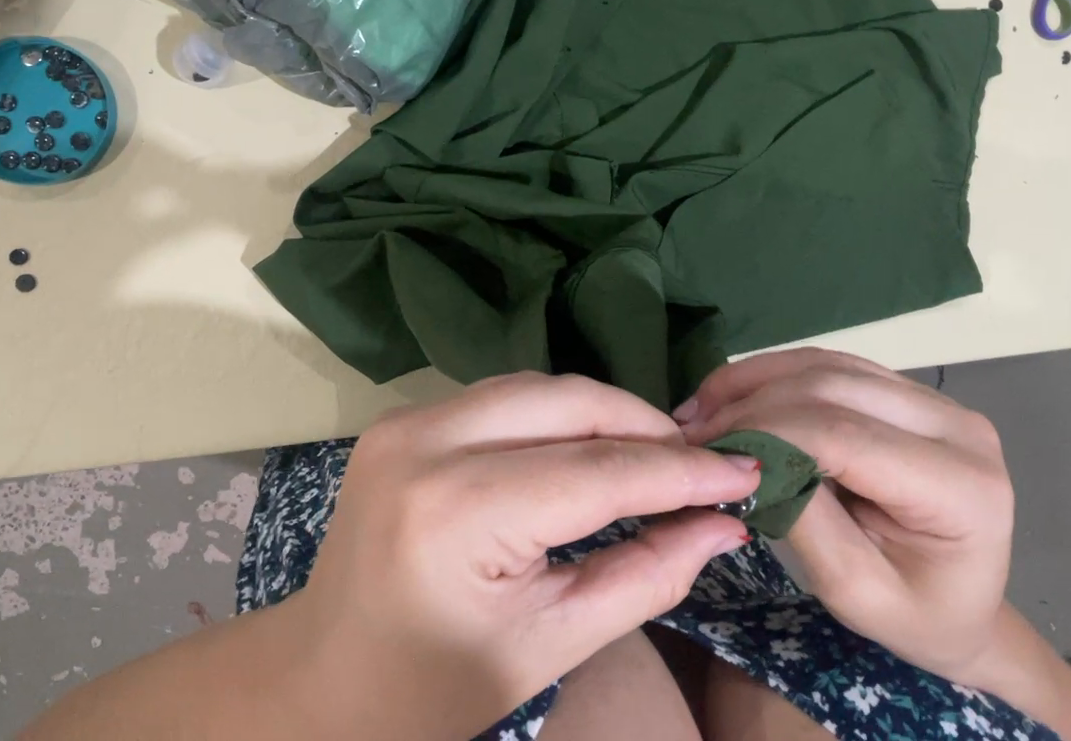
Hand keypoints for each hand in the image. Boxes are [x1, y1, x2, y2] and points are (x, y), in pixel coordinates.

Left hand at [294, 372, 760, 735]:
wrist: (326, 674)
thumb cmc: (436, 684)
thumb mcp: (552, 642)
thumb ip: (645, 575)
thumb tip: (724, 524)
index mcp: (459, 511)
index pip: (596, 471)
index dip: (680, 471)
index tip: (744, 472)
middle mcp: (426, 442)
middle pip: (566, 401)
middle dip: (644, 426)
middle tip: (702, 464)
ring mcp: (405, 421)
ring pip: (535, 387)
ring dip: (602, 414)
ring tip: (654, 457)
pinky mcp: (401, 418)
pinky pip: (501, 397)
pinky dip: (556, 415)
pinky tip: (588, 447)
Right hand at [675, 348, 1013, 684]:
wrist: (959, 609)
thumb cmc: (911, 615)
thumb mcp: (853, 590)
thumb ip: (804, 519)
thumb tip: (744, 461)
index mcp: (960, 485)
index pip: (843, 434)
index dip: (764, 431)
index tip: (702, 452)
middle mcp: (957, 426)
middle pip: (832, 386)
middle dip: (750, 404)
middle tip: (690, 433)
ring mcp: (934, 401)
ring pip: (825, 364)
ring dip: (753, 381)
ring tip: (700, 411)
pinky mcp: (907, 391)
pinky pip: (829, 365)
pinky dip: (772, 376)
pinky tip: (732, 397)